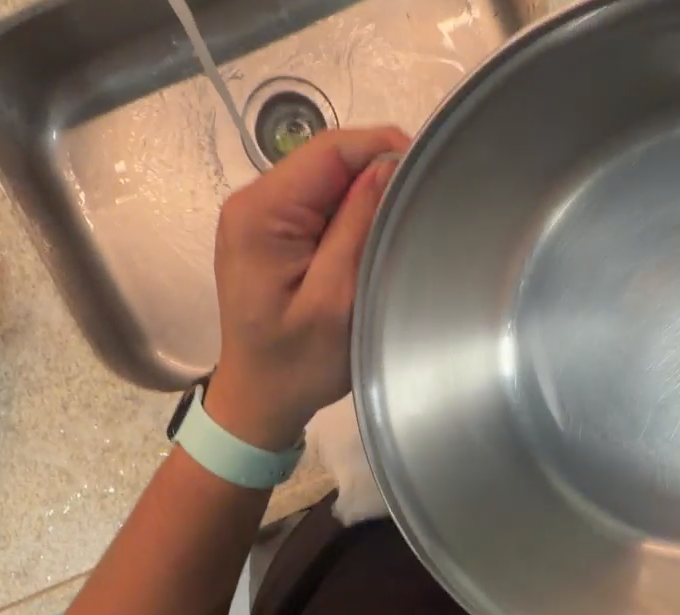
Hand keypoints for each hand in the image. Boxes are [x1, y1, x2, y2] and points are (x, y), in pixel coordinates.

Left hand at [204, 126, 409, 449]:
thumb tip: (388, 165)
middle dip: (376, 178)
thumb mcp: (335, 301)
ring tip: (397, 233)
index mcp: (260, 213)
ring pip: (327, 182)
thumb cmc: (297, 364)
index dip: (382, 150)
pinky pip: (319, 207)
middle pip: (328, 161)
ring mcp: (259, 217)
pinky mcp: (270, 235)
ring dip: (365, 200)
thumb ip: (358, 227)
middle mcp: (252, 202)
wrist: (259, 400)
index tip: (427, 175)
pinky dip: (350, 218)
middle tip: (418, 213)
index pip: (330, 150)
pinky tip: (370, 243)